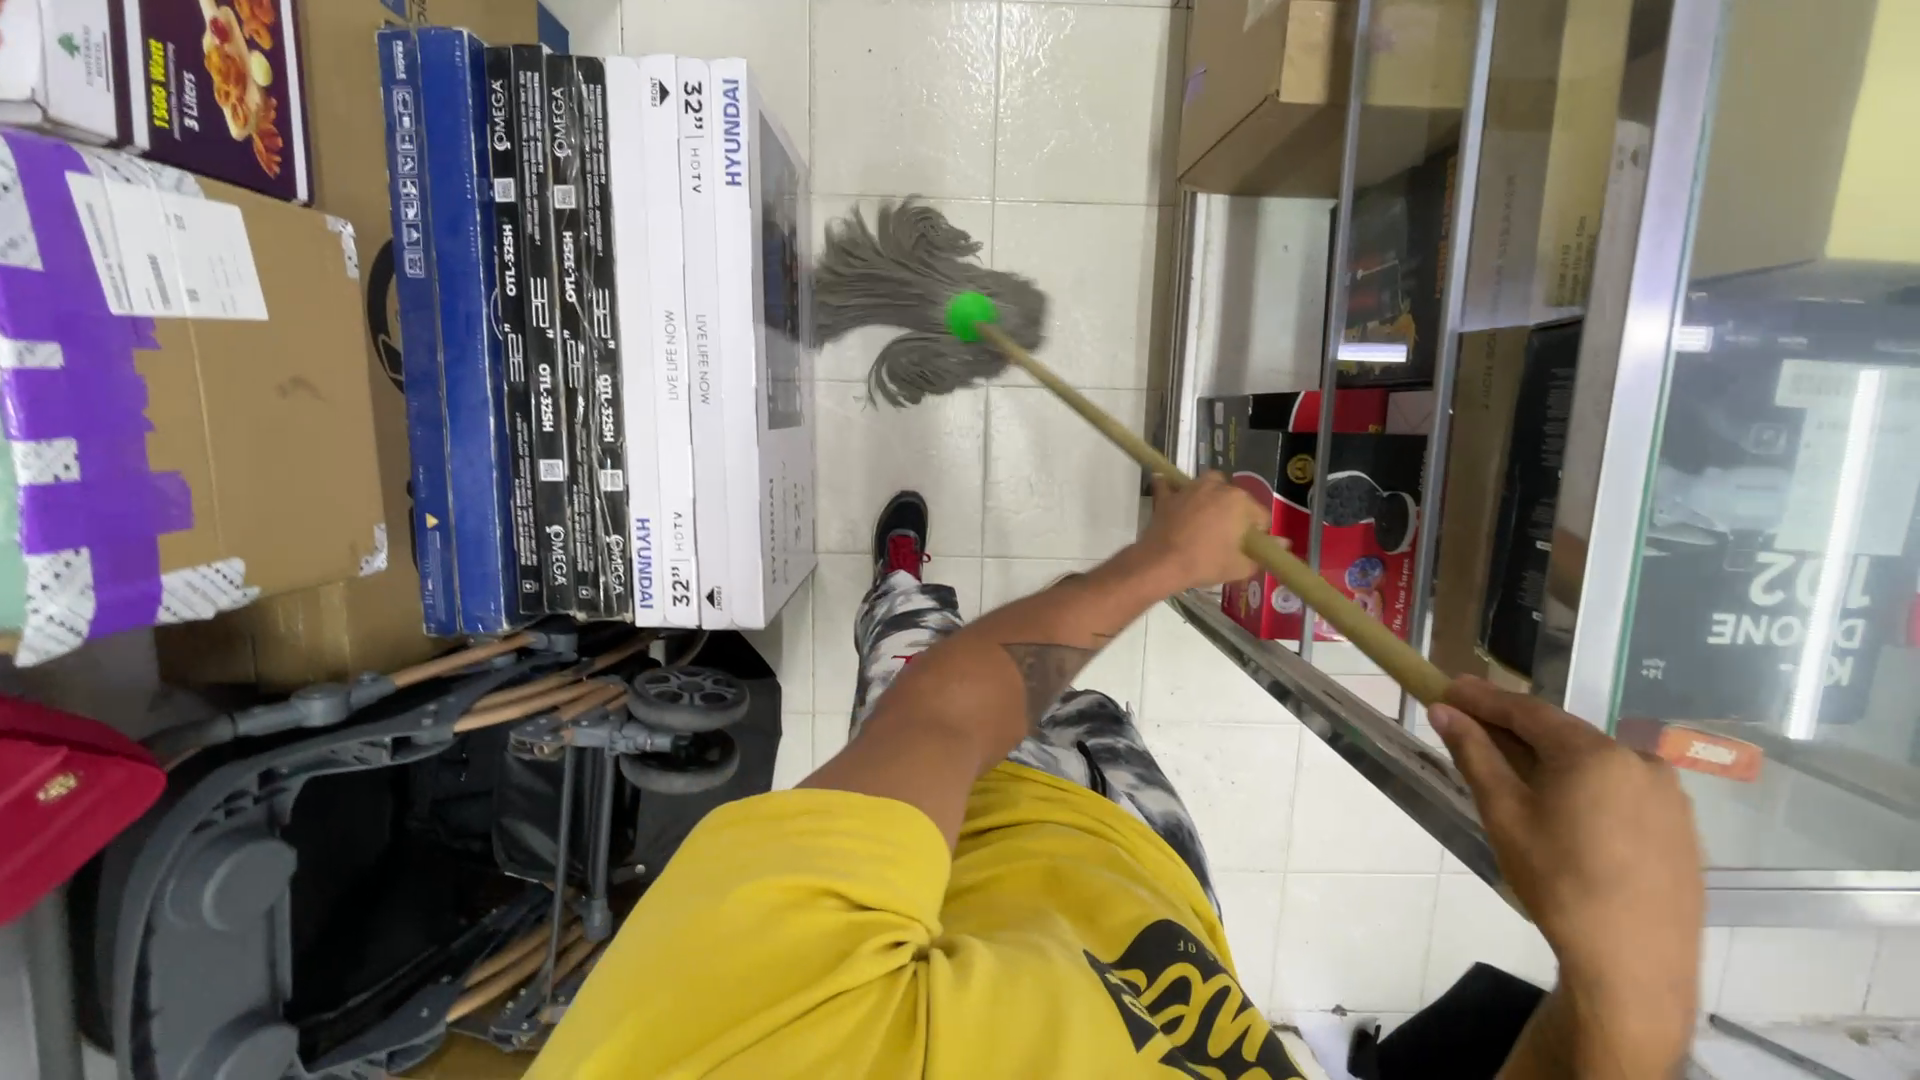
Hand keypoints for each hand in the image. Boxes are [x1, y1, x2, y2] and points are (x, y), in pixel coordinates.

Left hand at [1135, 472, 1266, 591]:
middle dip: (1235, 513)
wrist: (1162, 563)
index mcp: (1240, 501)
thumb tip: (1284, 543)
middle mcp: (1217, 486)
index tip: (1248, 547)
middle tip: (1227, 536)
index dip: (1258, 533)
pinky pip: (1171, 487)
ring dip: (1211, 495)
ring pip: (1208, 485)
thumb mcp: (1241, 566)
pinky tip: (1175, 497)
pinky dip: (1173, 490)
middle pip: (1235, 498)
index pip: (1260, 515)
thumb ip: (1264, 554)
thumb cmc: (1206, 563)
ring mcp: (1190, 488)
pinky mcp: (1167, 496)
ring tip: (1208, 518)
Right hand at [1432, 678, 1702, 1070]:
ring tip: (1511, 767)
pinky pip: (1620, 788)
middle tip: (1471, 724)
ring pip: (1593, 761)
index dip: (1483, 698)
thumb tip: (1444, 711)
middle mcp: (1639, 761)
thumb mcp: (1503, 813)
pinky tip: (1561, 806)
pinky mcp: (1680, 826)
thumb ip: (1474, 753)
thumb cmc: (1557, 880)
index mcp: (1594, 753)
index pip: (1527, 710)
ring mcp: (1668, 795)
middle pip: (1562, 732)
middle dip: (1514, 727)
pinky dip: (1583, 784)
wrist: (1634, 961)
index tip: (1448, 686)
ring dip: (1549, 756)